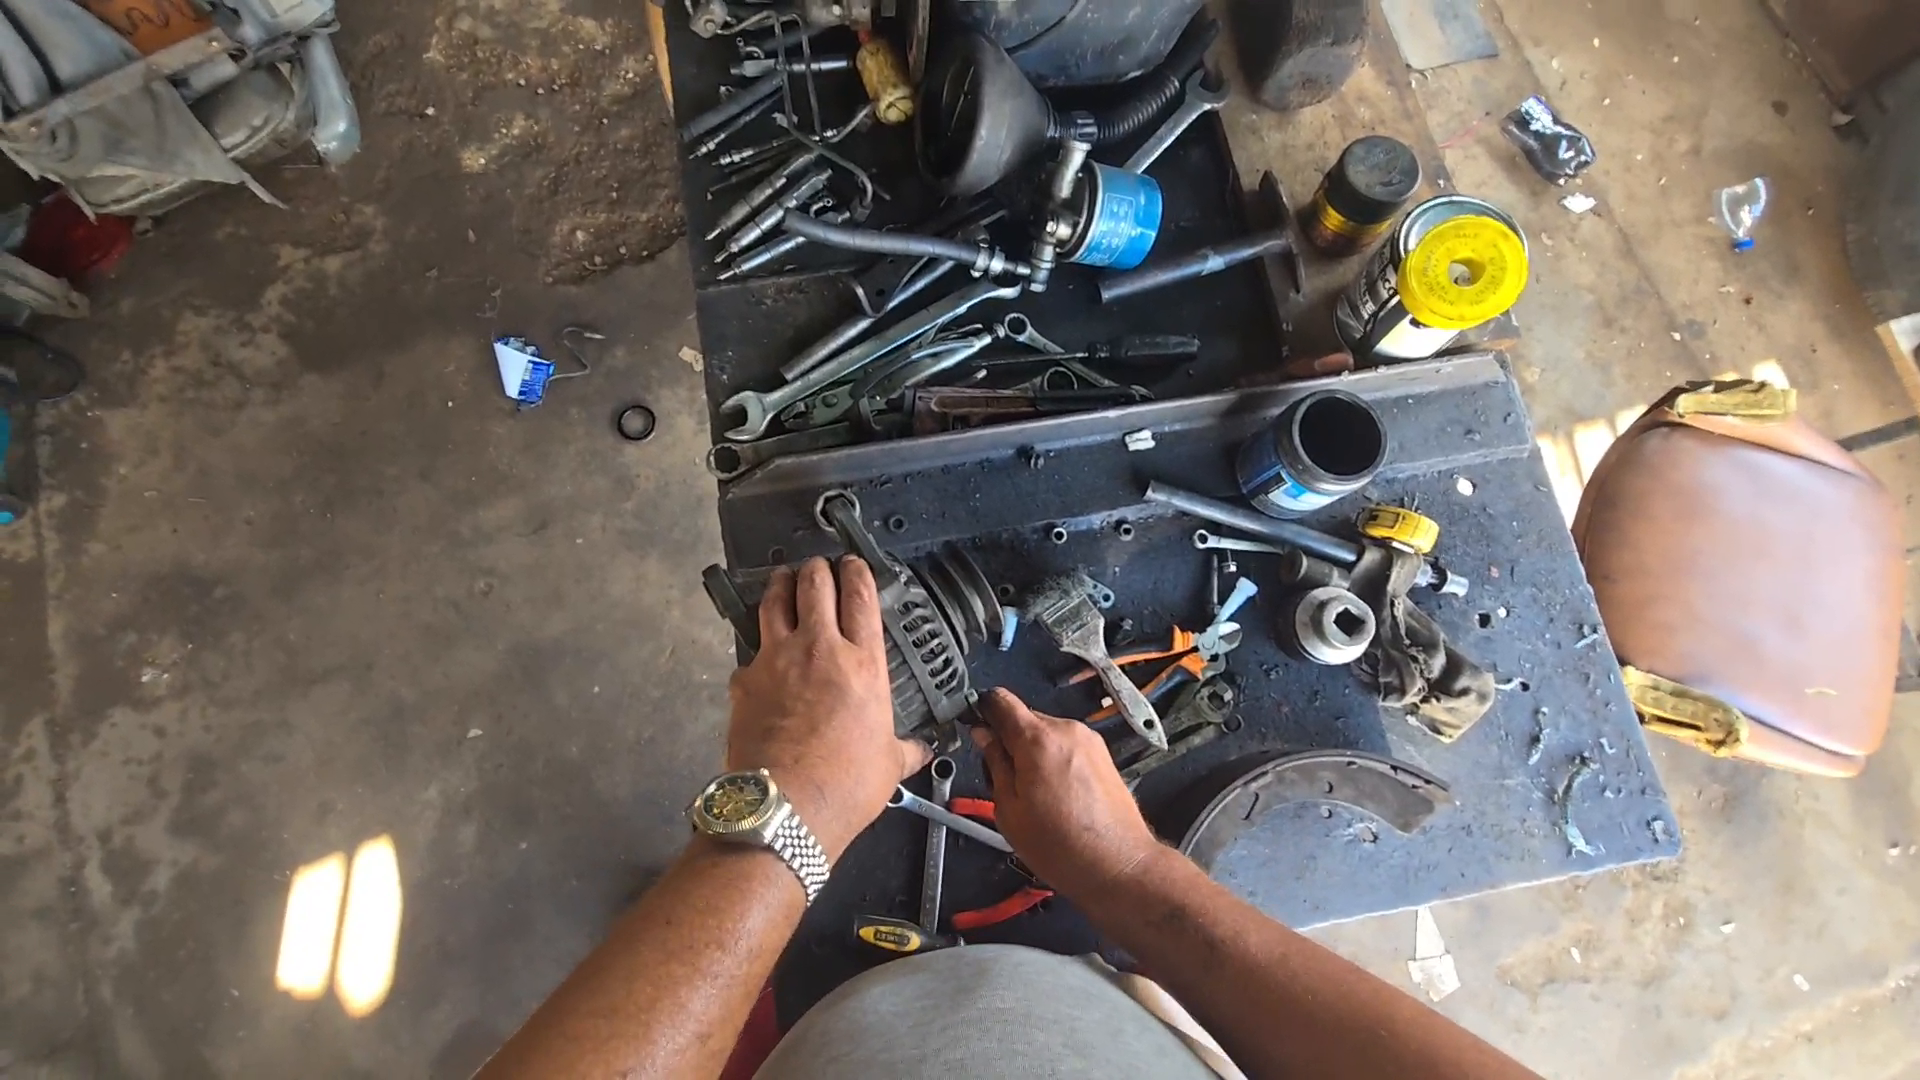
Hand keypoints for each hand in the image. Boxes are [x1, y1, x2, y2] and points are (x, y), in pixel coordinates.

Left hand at [727, 556, 931, 859]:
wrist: (784, 808)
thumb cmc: (846, 784)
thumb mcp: (889, 764)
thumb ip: (906, 749)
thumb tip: (922, 751)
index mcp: (862, 662)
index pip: (860, 597)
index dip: (857, 572)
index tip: (853, 563)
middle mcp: (819, 648)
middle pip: (814, 585)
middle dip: (817, 569)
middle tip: (817, 567)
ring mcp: (776, 660)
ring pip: (775, 602)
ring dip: (781, 586)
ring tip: (783, 580)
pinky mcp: (744, 680)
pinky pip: (750, 652)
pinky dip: (757, 649)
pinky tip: (759, 657)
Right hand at [969, 688, 1163, 897]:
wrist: (1118, 866)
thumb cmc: (1065, 847)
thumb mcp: (1009, 810)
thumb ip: (994, 763)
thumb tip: (984, 737)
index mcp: (1037, 740)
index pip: (999, 700)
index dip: (982, 711)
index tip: (977, 728)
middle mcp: (1065, 730)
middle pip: (1023, 717)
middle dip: (1010, 741)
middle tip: (1006, 778)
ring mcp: (1087, 740)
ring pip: (1045, 733)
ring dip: (1033, 752)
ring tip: (1037, 794)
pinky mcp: (1101, 753)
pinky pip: (1065, 745)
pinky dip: (1055, 760)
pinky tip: (1057, 795)